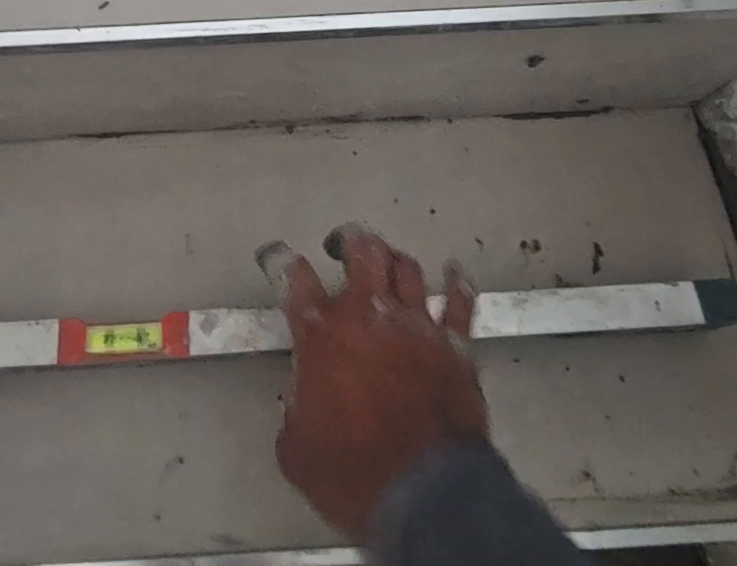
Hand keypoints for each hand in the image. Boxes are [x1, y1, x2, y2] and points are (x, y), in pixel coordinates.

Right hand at [259, 223, 486, 543]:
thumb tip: (304, 401)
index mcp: (321, 335)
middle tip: (343, 245)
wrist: (423, 496)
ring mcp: (416, 325)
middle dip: (349, 239)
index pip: (294, 279)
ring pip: (407, 267)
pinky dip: (456, 282)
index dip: (280, 261)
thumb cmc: (351, 474)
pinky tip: (453, 272)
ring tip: (388, 262)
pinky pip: (460, 301)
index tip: (276, 256)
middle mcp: (368, 316)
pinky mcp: (455, 344)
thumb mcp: (296, 448)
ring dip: (393, 260)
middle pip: (361, 251)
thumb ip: (296, 406)